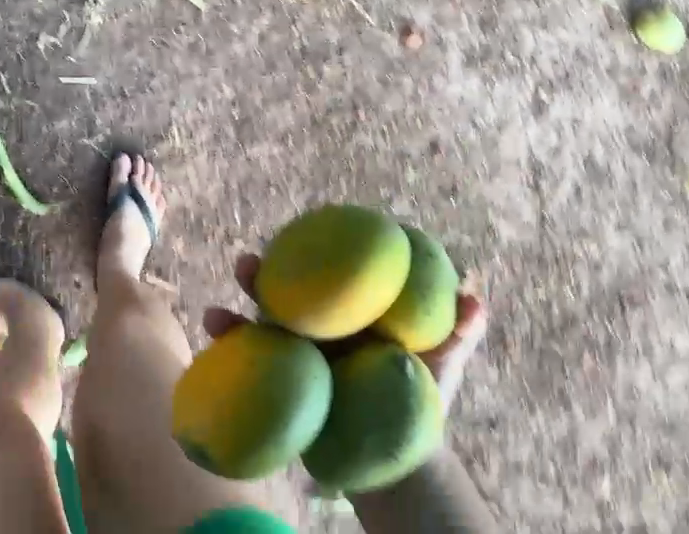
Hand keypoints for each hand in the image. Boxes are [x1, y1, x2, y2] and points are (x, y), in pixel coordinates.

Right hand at [200, 254, 488, 413]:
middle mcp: (318, 322)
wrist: (399, 459)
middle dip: (260, 273)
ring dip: (232, 315)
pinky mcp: (280, 381)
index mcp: (349, 308)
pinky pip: (250, 363)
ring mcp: (296, 350)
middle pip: (283, 289)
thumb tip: (476, 299)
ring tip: (214, 315)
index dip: (310, 246)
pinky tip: (213, 345)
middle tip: (245, 264)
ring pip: (258, 322)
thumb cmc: (421, 398)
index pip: (326, 268)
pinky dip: (229, 352)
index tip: (297, 230)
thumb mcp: (441, 361)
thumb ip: (455, 331)